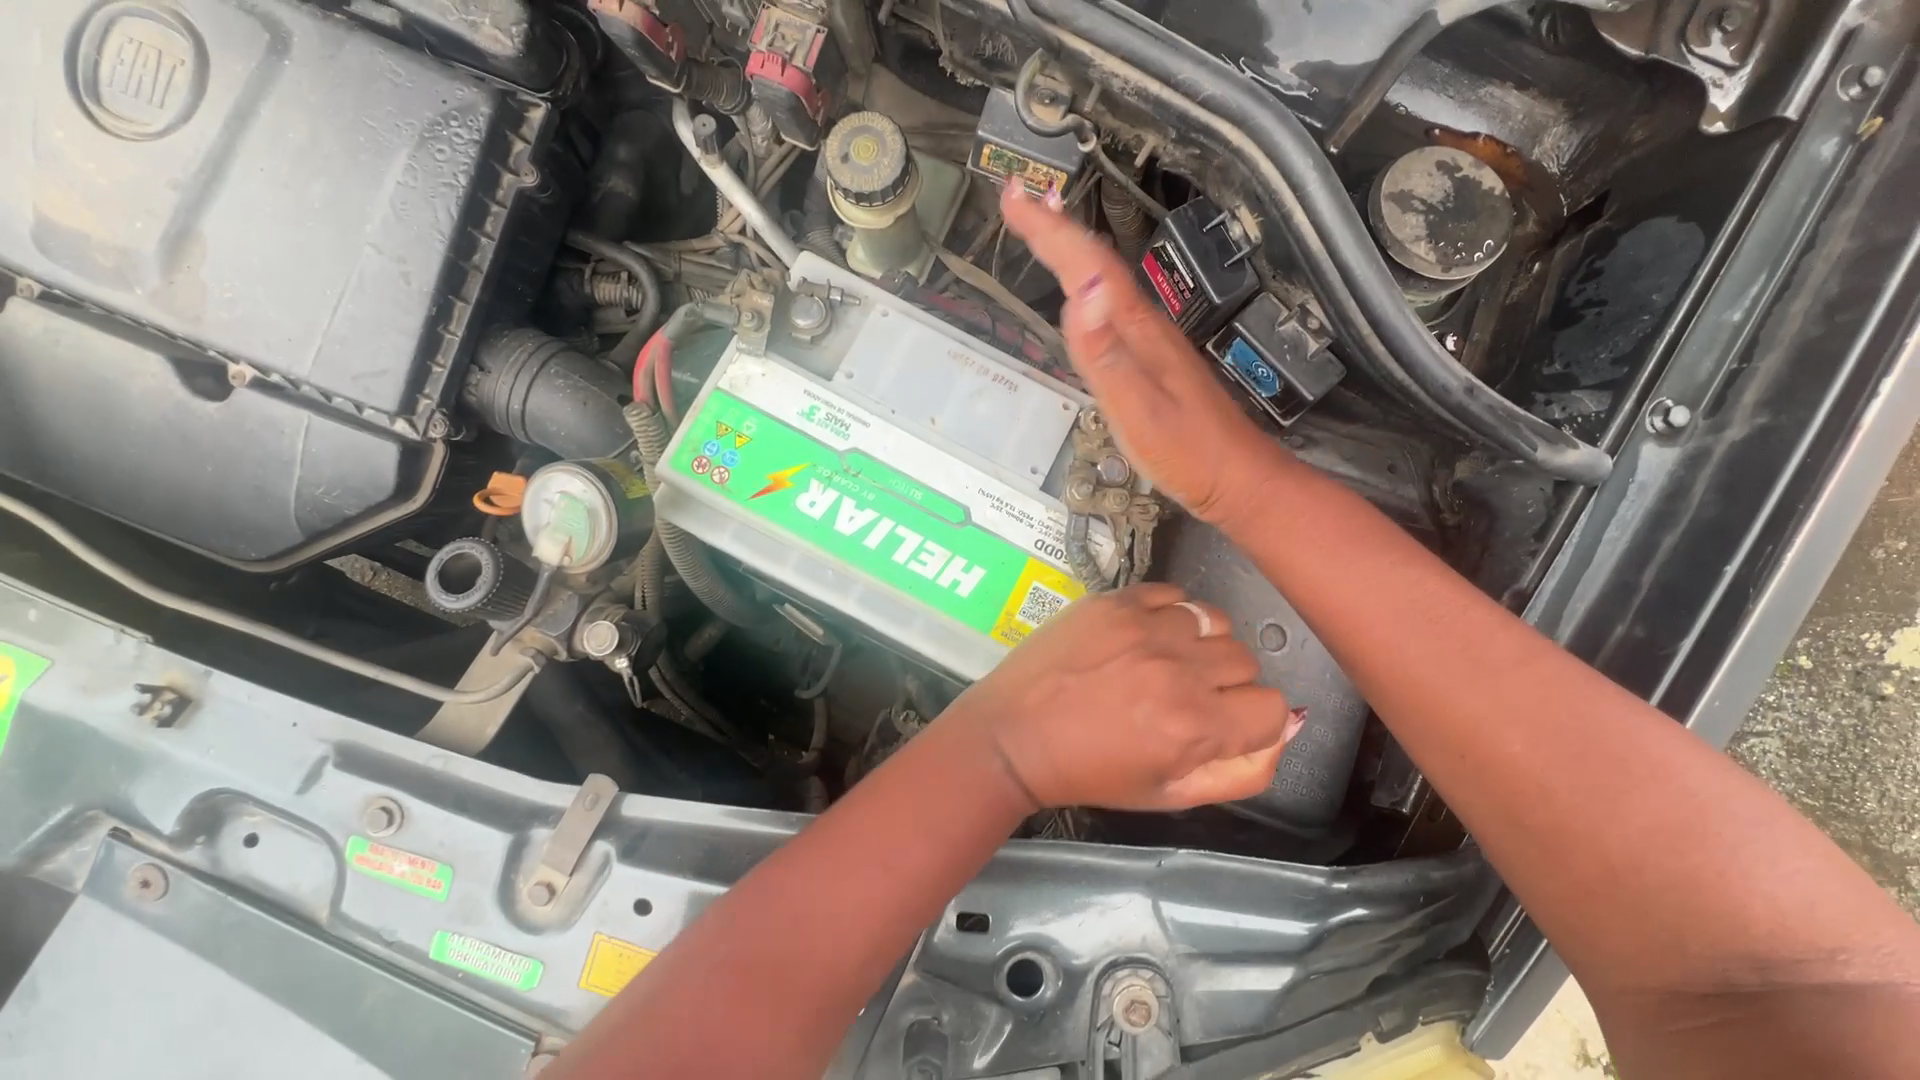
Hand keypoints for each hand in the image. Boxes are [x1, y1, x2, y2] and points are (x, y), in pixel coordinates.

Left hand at [944, 584, 1300, 810]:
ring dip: (1198, 644)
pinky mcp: (1114, 601)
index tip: (1219, 723)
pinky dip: (1170, 613)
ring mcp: (1143, 628)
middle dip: (1224, 684)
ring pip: (1214, 622)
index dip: (1250, 719)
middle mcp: (1176, 670)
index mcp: (1194, 726)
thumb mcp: (1172, 794)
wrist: (1014, 735)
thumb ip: (1245, 770)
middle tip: (1181, 698)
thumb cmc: (1092, 772)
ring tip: (1161, 664)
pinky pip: (1174, 593)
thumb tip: (1290, 724)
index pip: (1271, 706)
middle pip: (1246, 661)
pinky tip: (1143, 638)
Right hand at [1002, 184, 1279, 526]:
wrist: (1237, 479)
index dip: (1049, 230)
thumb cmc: (1187, 453)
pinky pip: (1111, 306)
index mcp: (1137, 330)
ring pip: (1104, 281)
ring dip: (1071, 250)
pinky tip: (1082, 292)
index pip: (1088, 267)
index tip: (1013, 193)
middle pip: (1095, 264)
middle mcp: (1145, 325)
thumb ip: (1106, 354)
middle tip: (1017, 199)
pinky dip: (1088, 285)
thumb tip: (1081, 290)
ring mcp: (1152, 341)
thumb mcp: (1138, 409)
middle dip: (1054, 229)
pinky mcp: (1153, 360)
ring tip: (1044, 228)